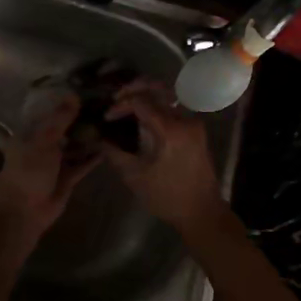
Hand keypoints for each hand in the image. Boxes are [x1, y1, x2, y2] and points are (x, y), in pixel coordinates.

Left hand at [0, 93, 97, 241]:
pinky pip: (82, 163)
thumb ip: (59, 120)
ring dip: (89, 137)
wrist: (26, 212)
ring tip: (110, 122)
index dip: (64, 102)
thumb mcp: (42, 142)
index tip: (85, 89)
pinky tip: (109, 145)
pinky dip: (93, 156)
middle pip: (63, 129)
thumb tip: (74, 95)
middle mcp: (41, 146)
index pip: (47, 113)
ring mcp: (55, 163)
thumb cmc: (28, 172)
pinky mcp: (66, 178)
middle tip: (104, 104)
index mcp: (28, 135)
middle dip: (80, 119)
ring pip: (74, 146)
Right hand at [99, 80, 228, 232]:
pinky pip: (173, 110)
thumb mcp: (134, 176)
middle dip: (135, 89)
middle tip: (116, 97)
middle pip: (159, 90)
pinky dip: (156, 108)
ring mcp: (193, 125)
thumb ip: (114, 153)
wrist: (201, 211)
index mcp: (170, 130)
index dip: (120, 105)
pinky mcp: (195, 132)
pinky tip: (142, 119)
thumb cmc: (166, 196)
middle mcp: (185, 120)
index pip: (141, 101)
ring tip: (127, 105)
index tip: (106, 118)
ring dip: (147, 97)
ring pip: (168, 98)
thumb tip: (99, 139)